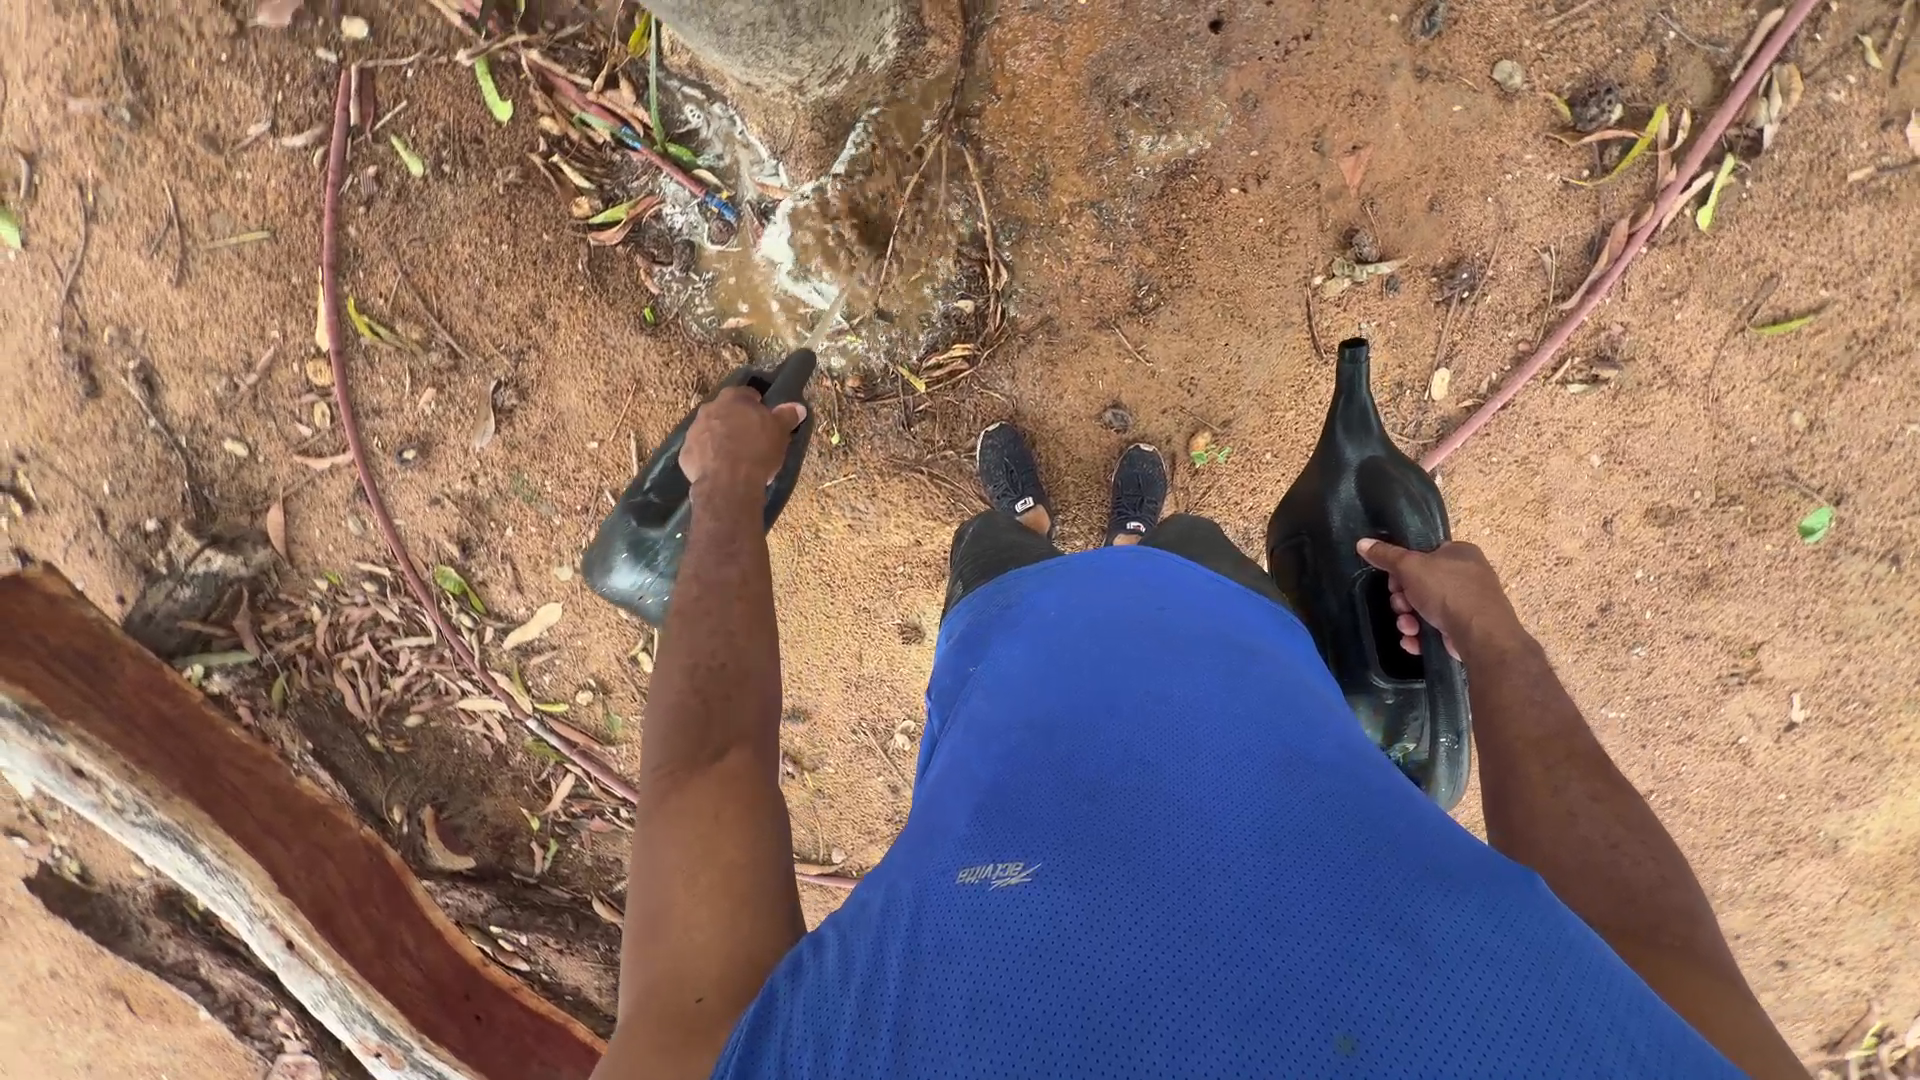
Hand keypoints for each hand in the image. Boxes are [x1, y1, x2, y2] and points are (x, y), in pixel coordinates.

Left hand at [679, 387, 806, 504]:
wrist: (728, 482)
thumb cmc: (757, 451)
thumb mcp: (780, 432)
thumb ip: (787, 416)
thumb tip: (798, 407)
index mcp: (733, 398)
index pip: (746, 394)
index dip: (757, 405)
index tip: (764, 418)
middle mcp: (709, 409)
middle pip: (725, 411)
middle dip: (736, 420)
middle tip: (751, 437)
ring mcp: (694, 431)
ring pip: (710, 430)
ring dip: (721, 438)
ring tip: (736, 456)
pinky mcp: (685, 453)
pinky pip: (700, 451)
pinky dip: (709, 457)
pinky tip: (721, 469)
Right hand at [1356, 538, 1522, 659]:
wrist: (1480, 635)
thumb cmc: (1447, 591)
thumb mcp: (1409, 566)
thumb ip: (1385, 555)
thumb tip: (1361, 542)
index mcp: (1460, 553)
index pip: (1423, 554)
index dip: (1402, 568)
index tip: (1394, 581)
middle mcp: (1467, 575)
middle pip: (1418, 583)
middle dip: (1402, 599)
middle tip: (1401, 605)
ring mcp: (1467, 603)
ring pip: (1423, 608)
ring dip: (1408, 619)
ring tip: (1408, 627)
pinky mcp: (1464, 627)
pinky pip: (1434, 627)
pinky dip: (1420, 634)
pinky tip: (1414, 640)